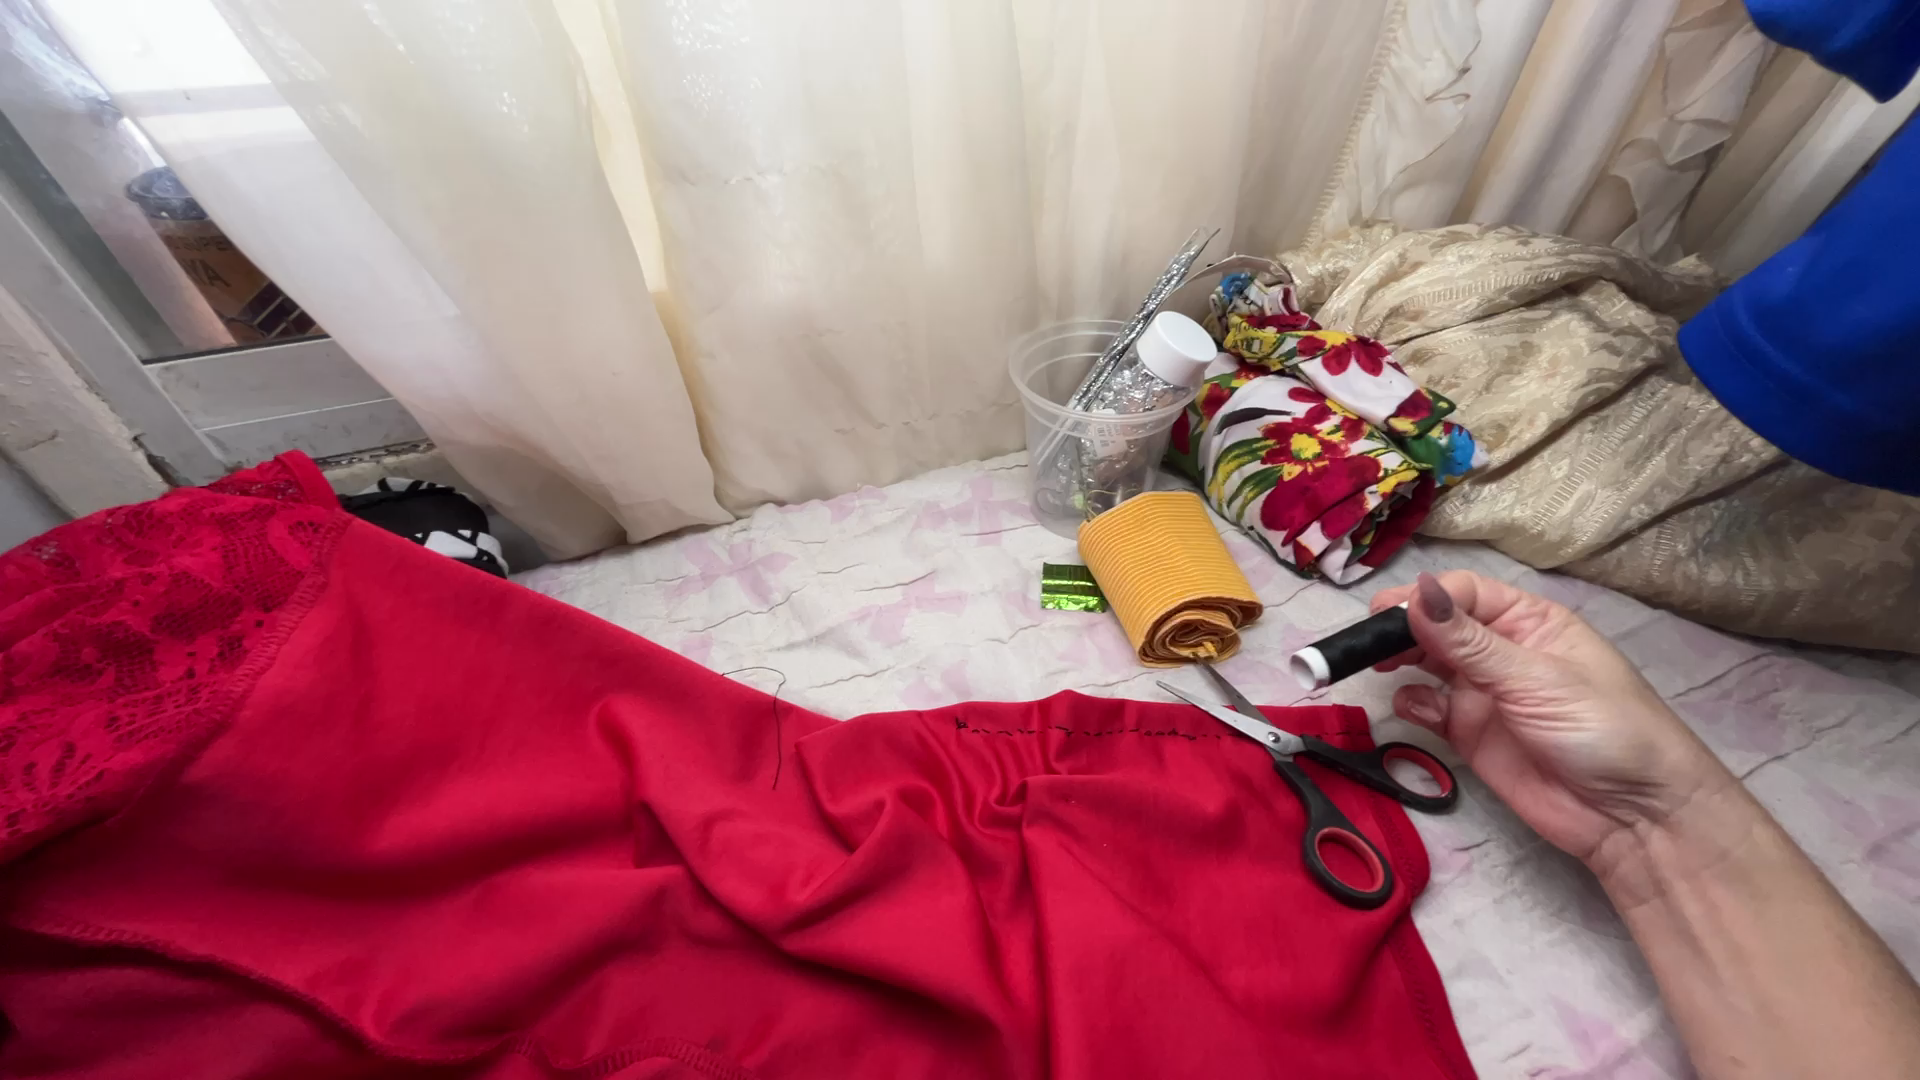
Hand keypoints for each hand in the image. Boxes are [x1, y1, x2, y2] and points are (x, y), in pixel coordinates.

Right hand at [1370, 571, 1734, 863]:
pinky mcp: (1463, 728)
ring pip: (1421, 659)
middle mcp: (1498, 650)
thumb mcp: (1536, 680)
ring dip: (1396, 658)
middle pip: (1434, 622)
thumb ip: (1468, 642)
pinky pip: (1423, 703)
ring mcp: (1478, 690)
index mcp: (1528, 623)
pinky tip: (1416, 708)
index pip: (1463, 592)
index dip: (1425, 597)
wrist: (1635, 821)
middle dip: (1400, 626)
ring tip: (1379, 665)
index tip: (1390, 614)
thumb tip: (1417, 592)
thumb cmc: (1605, 732)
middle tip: (1369, 640)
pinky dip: (1409, 701)